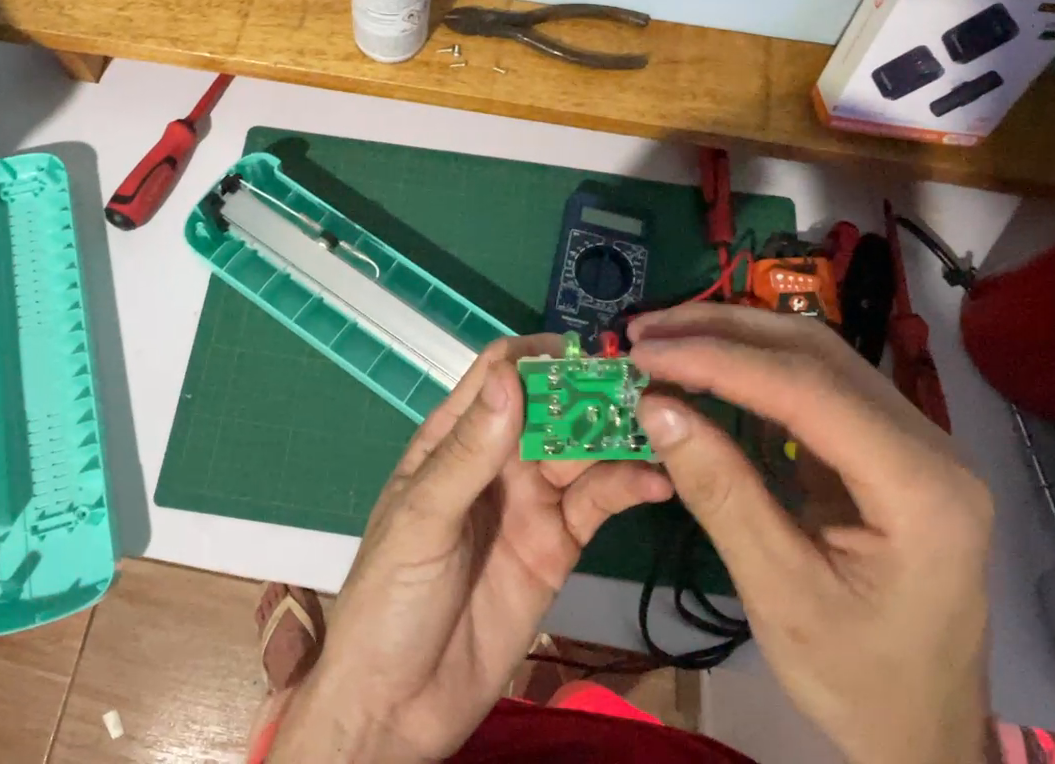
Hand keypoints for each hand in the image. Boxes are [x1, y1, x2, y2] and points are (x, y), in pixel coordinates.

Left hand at [272, 334, 673, 762]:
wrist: (399, 702)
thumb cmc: (390, 599)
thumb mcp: (421, 521)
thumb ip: (466, 454)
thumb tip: (509, 379)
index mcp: (452, 441)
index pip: (498, 377)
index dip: (537, 357)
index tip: (586, 351)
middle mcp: (496, 462)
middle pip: (550, 409)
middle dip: (591, 393)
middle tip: (645, 386)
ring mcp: (530, 503)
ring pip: (581, 452)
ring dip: (618, 437)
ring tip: (664, 427)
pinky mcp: (557, 546)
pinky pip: (597, 505)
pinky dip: (628, 487)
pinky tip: (657, 482)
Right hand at [629, 304, 994, 763]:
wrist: (923, 729)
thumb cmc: (855, 677)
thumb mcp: (777, 591)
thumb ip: (719, 492)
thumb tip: (655, 407)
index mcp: (920, 487)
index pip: (808, 389)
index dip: (717, 361)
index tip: (641, 353)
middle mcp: (928, 445)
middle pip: (816, 354)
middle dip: (721, 332)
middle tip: (640, 332)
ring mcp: (911, 443)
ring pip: (816, 358)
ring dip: (734, 340)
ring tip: (660, 339)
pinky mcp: (884, 450)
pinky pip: (814, 388)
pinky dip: (750, 370)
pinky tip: (704, 370)